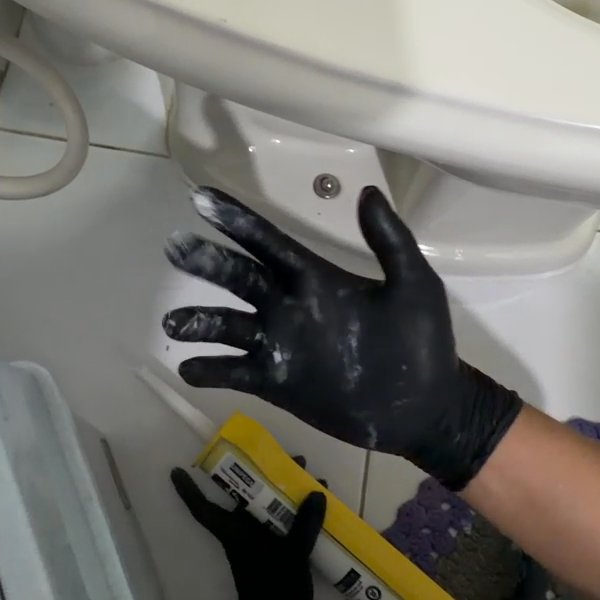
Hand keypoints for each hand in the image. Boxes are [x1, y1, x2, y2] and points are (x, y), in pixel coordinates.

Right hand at [163, 186, 523, 488]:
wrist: (426, 408)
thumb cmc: (423, 343)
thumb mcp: (414, 285)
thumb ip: (390, 241)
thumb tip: (366, 192)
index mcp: (315, 279)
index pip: (268, 243)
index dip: (237, 221)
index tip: (202, 199)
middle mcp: (289, 306)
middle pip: (238, 277)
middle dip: (206, 261)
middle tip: (174, 246)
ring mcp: (280, 345)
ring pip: (228, 325)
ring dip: (199, 321)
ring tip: (173, 323)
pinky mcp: (277, 383)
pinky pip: (236, 372)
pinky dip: (210, 370)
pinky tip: (189, 368)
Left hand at [172, 468, 325, 599]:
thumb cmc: (275, 594)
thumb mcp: (293, 556)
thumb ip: (304, 524)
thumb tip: (315, 491)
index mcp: (235, 535)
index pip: (204, 509)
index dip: (189, 491)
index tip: (175, 471)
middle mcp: (242, 536)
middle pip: (245, 498)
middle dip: (263, 475)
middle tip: (290, 458)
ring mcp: (258, 546)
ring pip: (266, 509)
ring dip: (285, 492)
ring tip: (310, 476)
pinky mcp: (275, 556)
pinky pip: (281, 525)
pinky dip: (295, 512)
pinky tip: (317, 505)